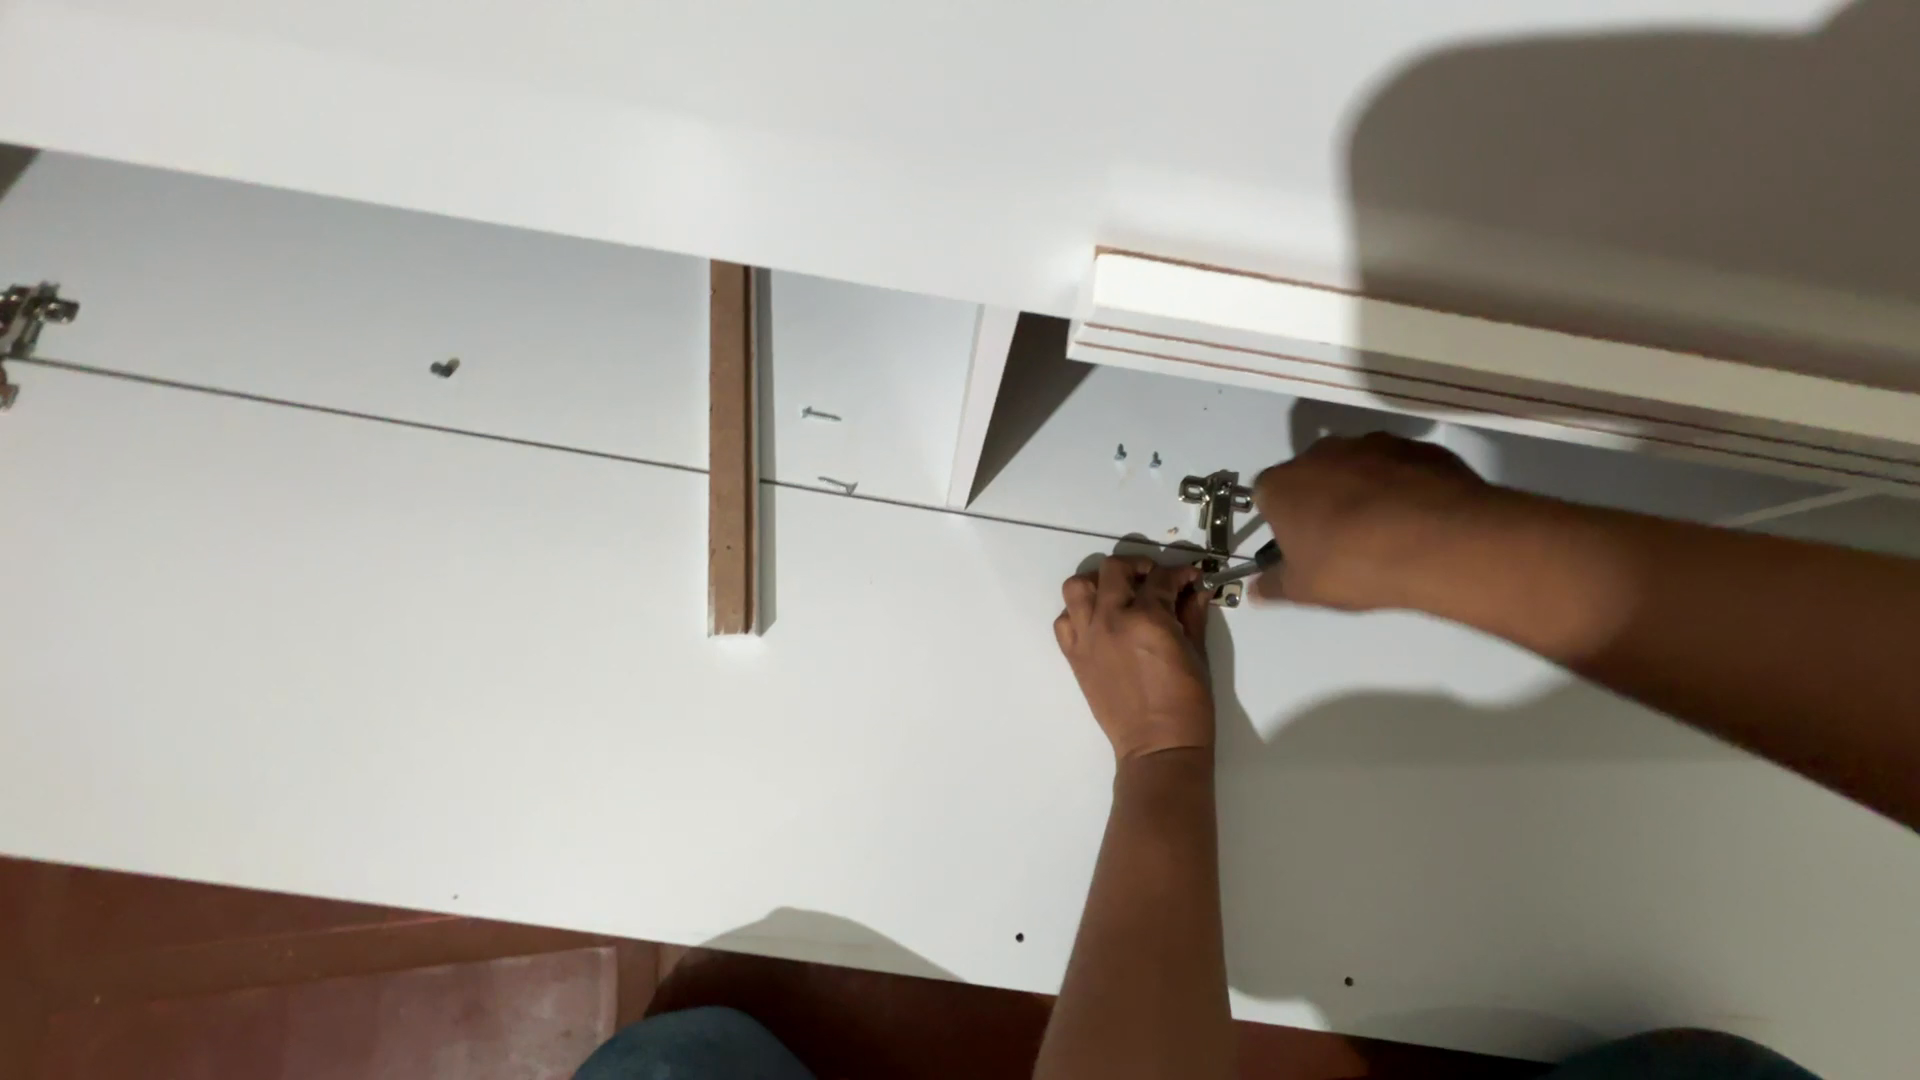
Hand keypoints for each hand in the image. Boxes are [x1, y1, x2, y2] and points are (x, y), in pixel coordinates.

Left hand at [1054, 556, 1214, 760]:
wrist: (1156, 746)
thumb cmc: (1187, 704)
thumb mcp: (1197, 653)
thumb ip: (1192, 615)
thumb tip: (1197, 589)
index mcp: (1147, 618)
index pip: (1161, 579)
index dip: (1180, 574)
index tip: (1190, 577)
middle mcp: (1110, 619)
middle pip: (1114, 569)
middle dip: (1138, 567)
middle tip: (1154, 581)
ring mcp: (1087, 636)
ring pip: (1077, 586)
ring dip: (1098, 582)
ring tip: (1117, 593)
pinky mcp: (1073, 655)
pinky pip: (1064, 620)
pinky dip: (1078, 613)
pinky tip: (1099, 621)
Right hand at [1252, 432, 1491, 609]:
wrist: (1439, 543)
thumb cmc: (1352, 564)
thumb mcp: (1303, 589)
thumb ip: (1274, 585)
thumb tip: (1256, 591)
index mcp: (1281, 485)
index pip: (1266, 495)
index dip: (1282, 519)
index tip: (1299, 543)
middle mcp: (1319, 453)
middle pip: (1311, 474)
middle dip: (1321, 499)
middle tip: (1340, 538)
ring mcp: (1371, 444)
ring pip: (1356, 466)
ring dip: (1362, 488)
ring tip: (1384, 528)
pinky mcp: (1418, 447)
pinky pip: (1399, 467)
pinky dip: (1402, 485)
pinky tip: (1416, 518)